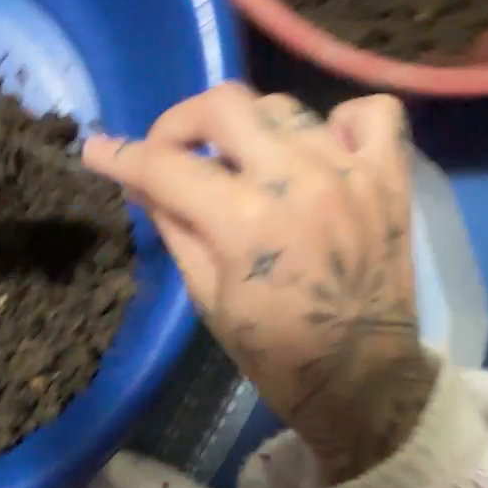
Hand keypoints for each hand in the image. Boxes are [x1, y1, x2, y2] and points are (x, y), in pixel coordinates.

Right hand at [85, 84, 438, 482]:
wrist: (362, 380)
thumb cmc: (275, 353)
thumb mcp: (208, 298)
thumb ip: (176, 229)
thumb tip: (145, 183)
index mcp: (245, 222)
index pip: (167, 167)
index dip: (120, 156)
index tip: (97, 150)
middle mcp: (298, 180)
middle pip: (224, 106)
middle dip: (180, 123)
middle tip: (171, 153)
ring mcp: (350, 172)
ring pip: (284, 106)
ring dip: (249, 129)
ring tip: (243, 161)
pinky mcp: (390, 177)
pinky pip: (370, 112)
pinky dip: (339, 121)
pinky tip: (320, 150)